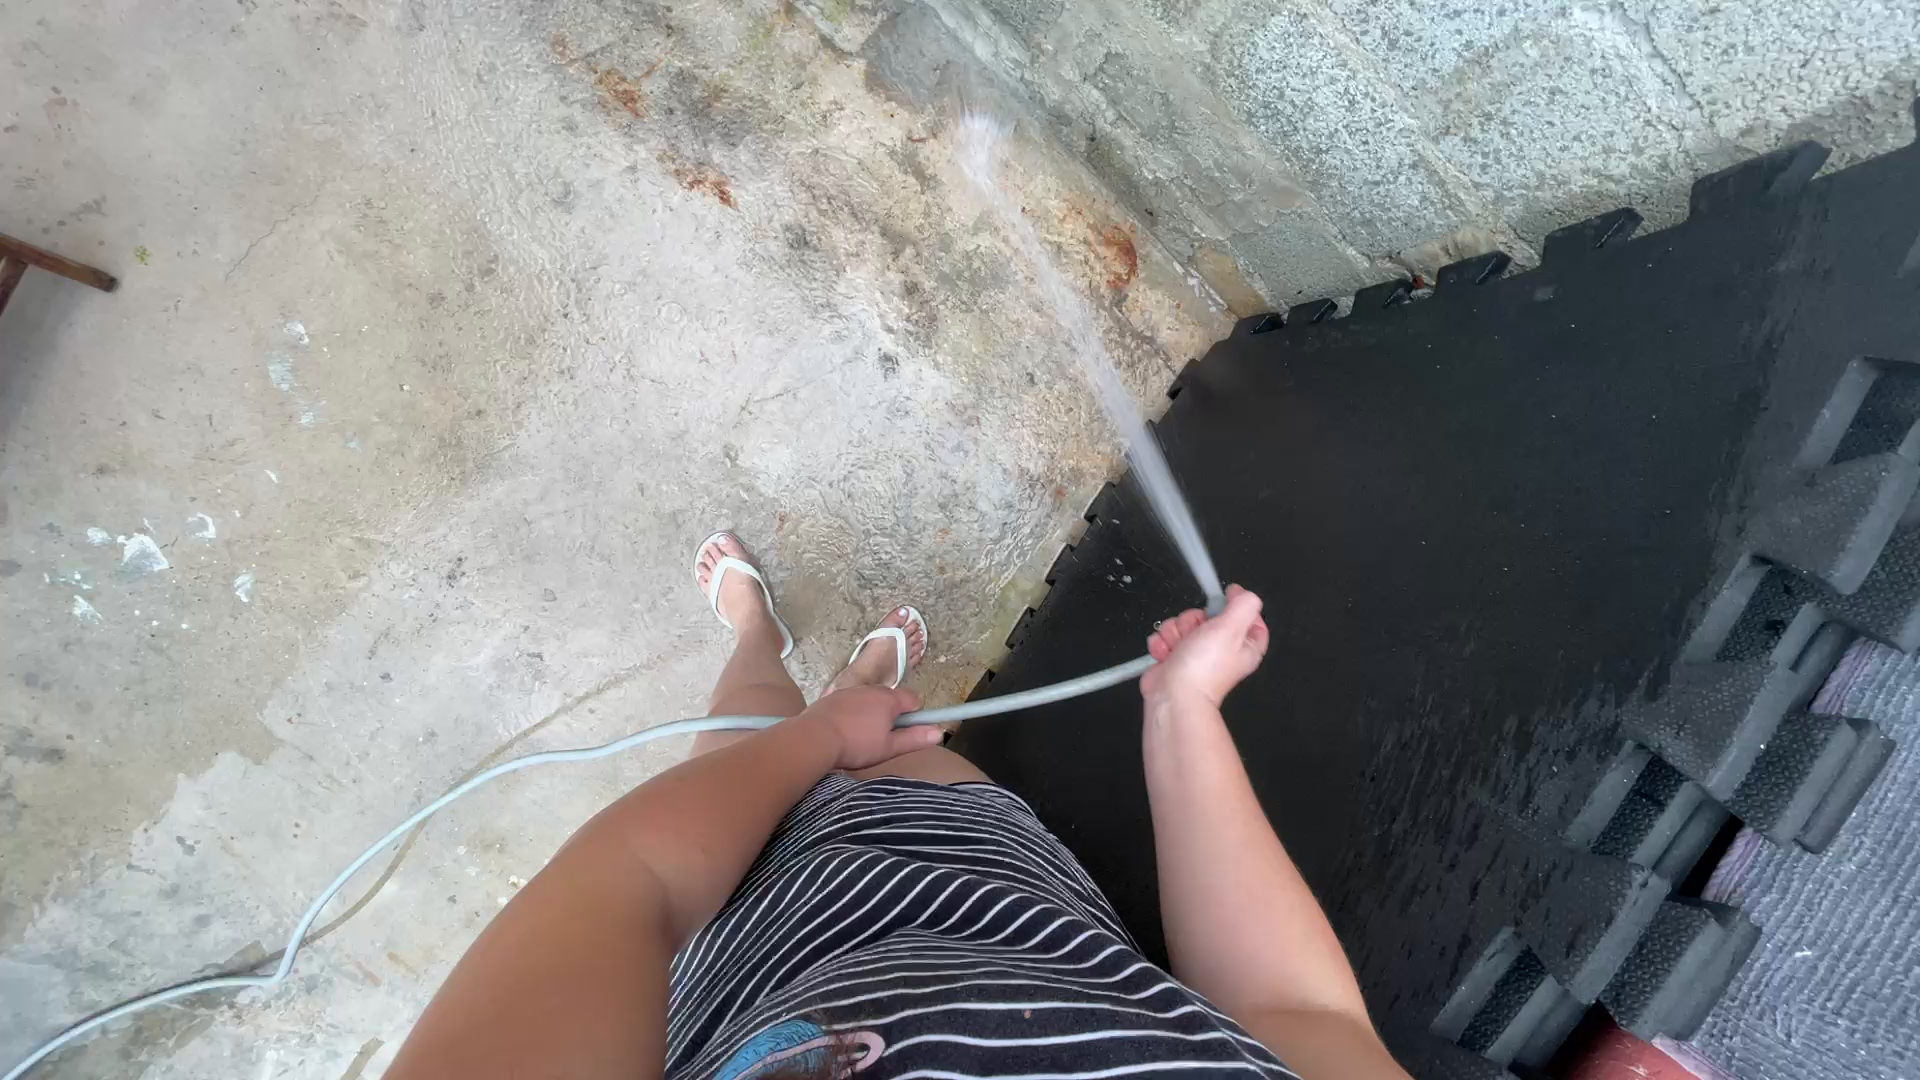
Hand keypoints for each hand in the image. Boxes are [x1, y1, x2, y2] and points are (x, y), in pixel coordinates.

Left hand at [794, 685, 942, 770]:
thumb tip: (940, 732)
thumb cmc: (856, 745)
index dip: (914, 715)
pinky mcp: (833, 697)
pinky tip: (843, 731)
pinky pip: (851, 702)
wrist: (813, 738)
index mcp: (889, 699)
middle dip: (891, 715)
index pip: (914, 699)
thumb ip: (914, 739)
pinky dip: (852, 713)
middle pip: (891, 698)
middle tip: (882, 739)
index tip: (905, 732)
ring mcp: (851, 691)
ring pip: (870, 700)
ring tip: (860, 738)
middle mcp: (871, 689)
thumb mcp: (889, 748)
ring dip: (871, 714)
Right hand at [1140, 584, 1269, 707]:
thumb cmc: (1204, 670)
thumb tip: (1241, 593)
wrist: (1174, 694)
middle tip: (1196, 634)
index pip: (1247, 618)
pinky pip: (1164, 637)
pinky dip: (1161, 644)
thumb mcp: (1231, 628)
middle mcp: (1221, 650)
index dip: (1233, 607)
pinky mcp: (1174, 658)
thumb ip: (1244, 605)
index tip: (1222, 604)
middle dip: (1193, 620)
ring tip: (1178, 648)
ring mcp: (1196, 654)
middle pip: (1206, 615)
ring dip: (1174, 632)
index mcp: (1244, 645)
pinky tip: (1166, 655)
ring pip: (1181, 624)